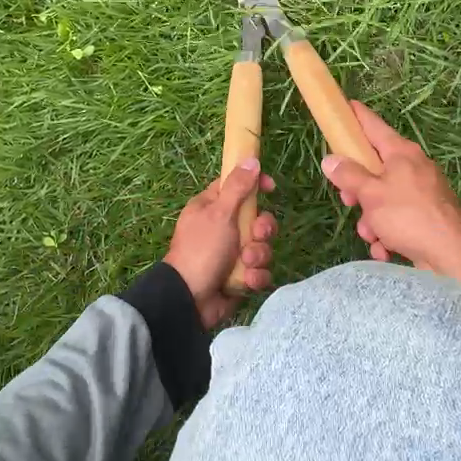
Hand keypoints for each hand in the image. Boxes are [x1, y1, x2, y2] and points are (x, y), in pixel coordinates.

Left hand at [163, 158, 277, 328]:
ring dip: (257, 255)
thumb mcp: (219, 213)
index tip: (270, 187)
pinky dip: (254, 277)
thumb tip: (251, 160)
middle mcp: (223, 228)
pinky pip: (258, 271)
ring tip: (246, 263)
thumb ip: (237, 187)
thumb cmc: (201, 249)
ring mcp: (231, 253)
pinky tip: (245, 282)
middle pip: (257, 218)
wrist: (189, 300)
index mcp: (212, 207)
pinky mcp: (238, 277)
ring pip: (261, 246)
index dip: (254, 185)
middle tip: (255, 235)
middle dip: (262, 229)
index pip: (237, 186)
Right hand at [320, 102, 460, 285]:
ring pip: (384, 197)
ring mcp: (423, 193)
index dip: (356, 116)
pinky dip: (389, 233)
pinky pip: (399, 219)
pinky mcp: (429, 217)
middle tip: (347, 200)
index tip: (344, 105)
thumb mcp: (371, 194)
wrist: (453, 258)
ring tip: (371, 235)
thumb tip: (330, 160)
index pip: (373, 125)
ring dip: (371, 218)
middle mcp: (414, 167)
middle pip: (375, 167)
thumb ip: (348, 175)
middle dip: (358, 188)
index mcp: (402, 152)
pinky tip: (386, 250)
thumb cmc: (409, 217)